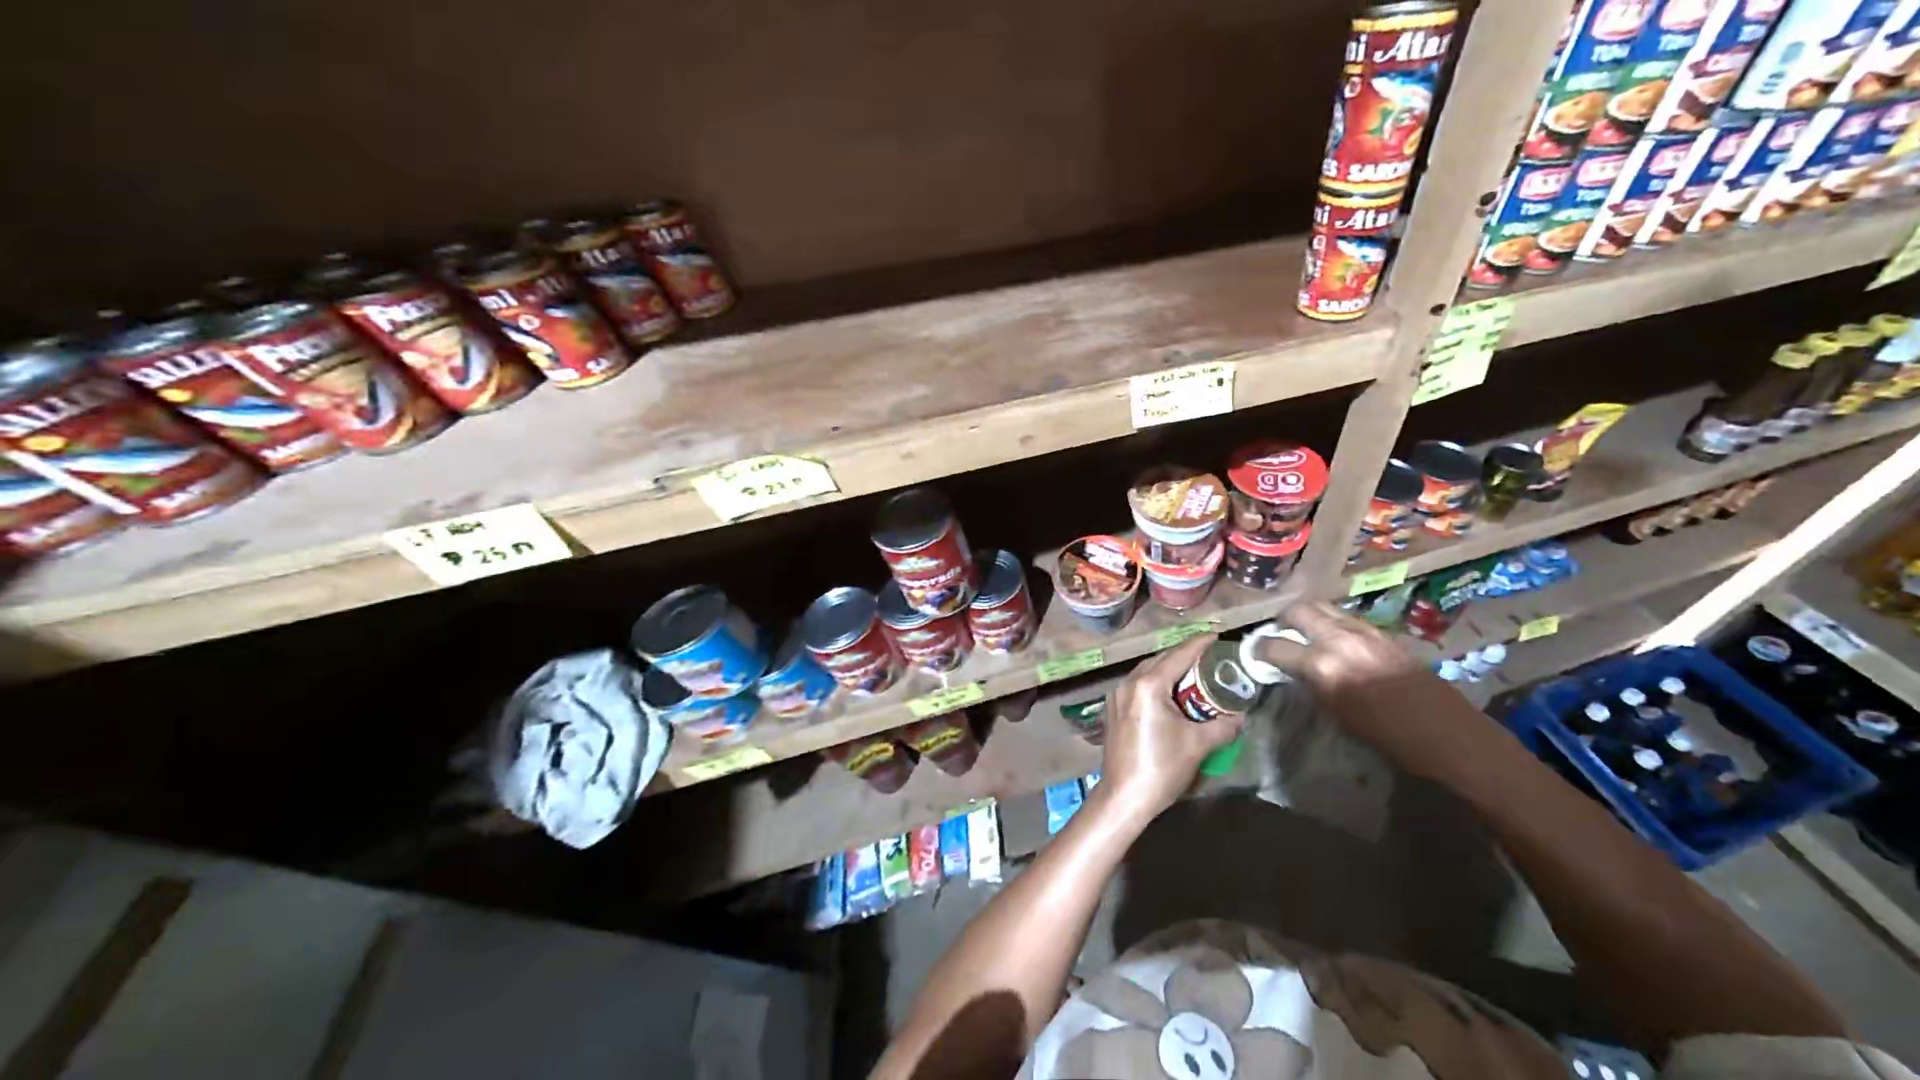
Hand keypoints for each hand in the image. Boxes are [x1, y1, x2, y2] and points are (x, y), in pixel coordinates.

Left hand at [1099, 634, 1242, 822]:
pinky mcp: (1114, 710)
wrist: (1124, 796)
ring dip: (1170, 670)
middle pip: (1161, 660)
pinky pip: (1139, 687)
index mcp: (1148, 685)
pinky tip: (1172, 695)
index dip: (1201, 644)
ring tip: (1196, 675)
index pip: (1179, 654)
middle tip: (1212, 658)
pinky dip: (1158, 684)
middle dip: (1186, 656)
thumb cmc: (1162, 767)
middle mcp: (1128, 683)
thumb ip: (1224, 725)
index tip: (1219, 637)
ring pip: (1148, 672)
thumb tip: (1242, 715)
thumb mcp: (1199, 745)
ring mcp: (1117, 696)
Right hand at [1252, 601, 1501, 783]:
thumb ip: (1311, 683)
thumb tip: (1294, 669)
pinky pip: (1348, 618)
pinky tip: (1336, 640)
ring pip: (1324, 607)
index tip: (1255, 654)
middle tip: (1279, 634)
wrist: (1448, 735)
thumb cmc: (1388, 737)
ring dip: (1309, 616)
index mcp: (1323, 665)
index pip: (1275, 645)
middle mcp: (1340, 639)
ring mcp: (1365, 631)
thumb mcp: (1336, 713)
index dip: (1259, 649)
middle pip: (1298, 610)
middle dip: (1283, 620)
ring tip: (1305, 632)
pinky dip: (1333, 623)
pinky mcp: (1384, 633)